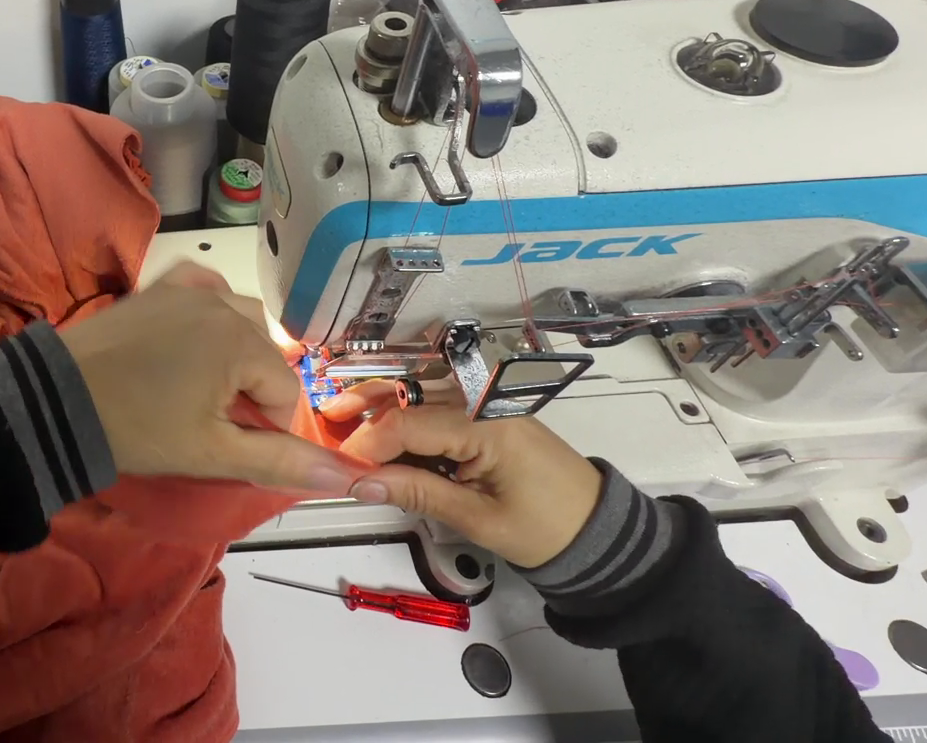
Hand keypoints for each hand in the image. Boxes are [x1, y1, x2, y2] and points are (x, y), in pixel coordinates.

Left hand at [59, 262, 366, 494]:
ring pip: (240, 317)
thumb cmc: (138, 429)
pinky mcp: (158, 285)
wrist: (59, 400)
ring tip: (201, 383)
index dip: (267, 425)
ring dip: (235, 349)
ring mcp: (188, 288)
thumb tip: (347, 478)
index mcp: (242, 343)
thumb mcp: (212, 453)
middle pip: (265, 352)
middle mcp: (223, 304)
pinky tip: (195, 332)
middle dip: (251, 388)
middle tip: (209, 416)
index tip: (228, 441)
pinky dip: (210, 306)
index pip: (286, 391)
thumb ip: (281, 462)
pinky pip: (204, 285)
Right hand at [320, 381, 600, 567]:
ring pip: (420, 392)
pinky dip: (406, 415)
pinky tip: (384, 431)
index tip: (340, 464)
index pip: (410, 423)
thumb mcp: (477, 519)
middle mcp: (484, 401)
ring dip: (381, 405)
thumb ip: (417, 492)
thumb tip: (359, 483)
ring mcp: (486, 403)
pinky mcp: (487, 412)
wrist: (600, 534)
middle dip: (366, 405)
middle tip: (326, 419)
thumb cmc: (545, 530)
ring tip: (344, 420)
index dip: (370, 442)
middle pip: (411, 393)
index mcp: (487, 424)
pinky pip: (438, 404)